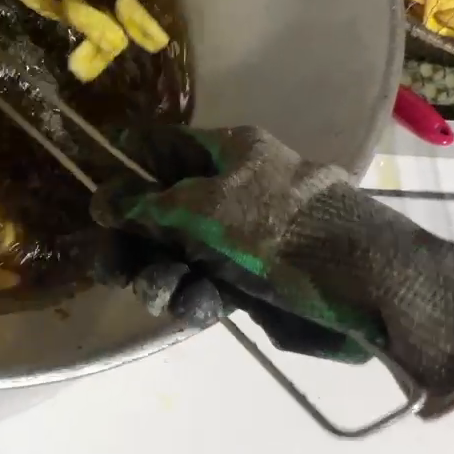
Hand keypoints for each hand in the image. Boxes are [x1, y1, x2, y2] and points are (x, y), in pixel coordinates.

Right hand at [92, 125, 453, 415]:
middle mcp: (231, 192)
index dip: (122, 164)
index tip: (92, 191)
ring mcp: (238, 238)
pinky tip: (197, 306)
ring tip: (164, 293)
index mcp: (229, 155)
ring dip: (159, 277)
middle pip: (156, 213)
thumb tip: (100, 200)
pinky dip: (193, 297)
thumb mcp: (201, 208)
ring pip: (172, 255)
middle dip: (132, 245)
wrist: (362, 288)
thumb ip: (144, 204)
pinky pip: (200, 284)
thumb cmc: (279, 230)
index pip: (161, 147)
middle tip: (114, 269)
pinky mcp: (247, 279)